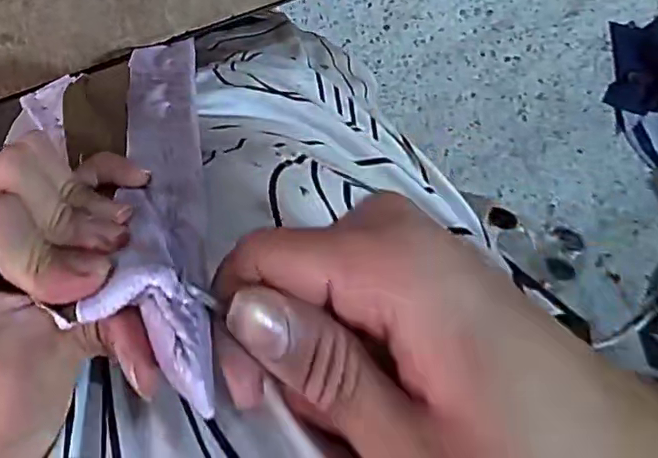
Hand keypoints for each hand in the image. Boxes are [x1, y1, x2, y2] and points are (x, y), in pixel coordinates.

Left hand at [0, 135, 162, 457]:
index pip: (2, 220)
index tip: (84, 290)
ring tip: (115, 238)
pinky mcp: (19, 209)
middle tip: (107, 253)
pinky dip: (96, 172)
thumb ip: (103, 317)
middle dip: (68, 211)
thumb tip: (149, 284)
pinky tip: (132, 182)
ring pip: (36, 157)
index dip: (48, 254)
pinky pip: (56, 167)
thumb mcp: (46, 362)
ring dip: (82, 196)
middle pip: (17, 168)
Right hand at [213, 192, 657, 457]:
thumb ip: (321, 370)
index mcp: (385, 254)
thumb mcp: (412, 448)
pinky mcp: (419, 257)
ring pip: (313, 284)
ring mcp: (406, 235)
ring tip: (371, 421)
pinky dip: (350, 342)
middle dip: (288, 349)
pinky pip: (348, 286)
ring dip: (319, 355)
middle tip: (334, 430)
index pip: (260, 257)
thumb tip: (238, 307)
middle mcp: (388, 222)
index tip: (254, 399)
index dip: (238, 323)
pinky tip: (390, 393)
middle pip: (287, 271)